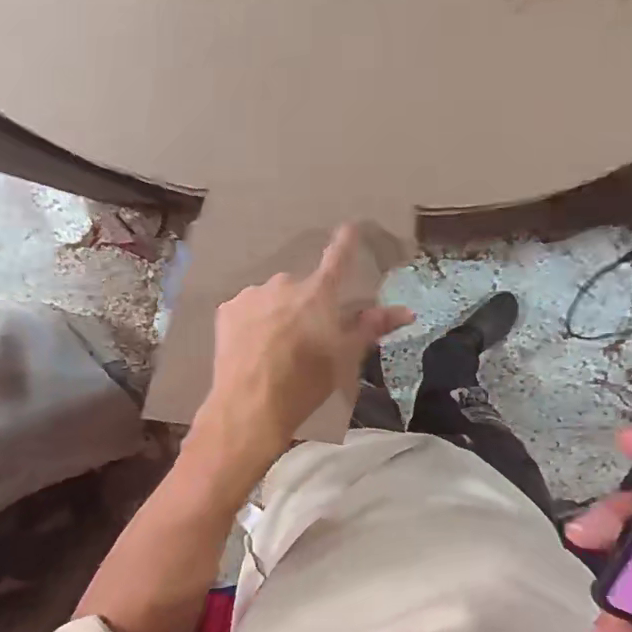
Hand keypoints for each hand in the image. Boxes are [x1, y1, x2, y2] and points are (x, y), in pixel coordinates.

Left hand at [190, 223, 413, 471]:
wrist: (250, 404)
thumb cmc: (304, 384)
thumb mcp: (343, 359)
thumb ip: (370, 328)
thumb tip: (405, 311)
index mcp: (318, 294)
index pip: (338, 259)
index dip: (345, 243)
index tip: (349, 227)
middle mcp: (284, 284)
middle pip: (299, 287)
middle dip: (303, 304)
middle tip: (302, 337)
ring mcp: (251, 295)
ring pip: (269, 298)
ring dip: (274, 313)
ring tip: (272, 348)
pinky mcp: (226, 311)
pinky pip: (244, 310)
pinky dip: (249, 323)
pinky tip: (250, 347)